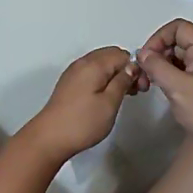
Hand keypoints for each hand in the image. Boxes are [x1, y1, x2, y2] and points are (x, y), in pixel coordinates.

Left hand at [17, 47, 141, 162]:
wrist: (50, 138)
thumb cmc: (83, 122)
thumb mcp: (110, 103)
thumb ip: (123, 81)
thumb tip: (132, 67)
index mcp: (94, 64)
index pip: (123, 54)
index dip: (136, 68)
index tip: (141, 88)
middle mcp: (82, 63)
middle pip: (111, 56)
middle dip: (126, 69)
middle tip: (135, 91)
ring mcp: (73, 73)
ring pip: (101, 64)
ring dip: (115, 75)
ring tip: (123, 96)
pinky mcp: (69, 84)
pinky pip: (91, 73)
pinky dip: (103, 80)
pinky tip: (107, 97)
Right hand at [135, 19, 192, 157]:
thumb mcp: (177, 87)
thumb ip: (157, 66)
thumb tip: (143, 53)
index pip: (178, 27)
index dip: (158, 38)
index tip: (145, 58)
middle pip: (177, 41)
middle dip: (157, 53)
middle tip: (143, 74)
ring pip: (178, 57)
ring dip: (161, 66)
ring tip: (147, 84)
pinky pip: (183, 71)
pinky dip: (169, 76)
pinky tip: (159, 88)